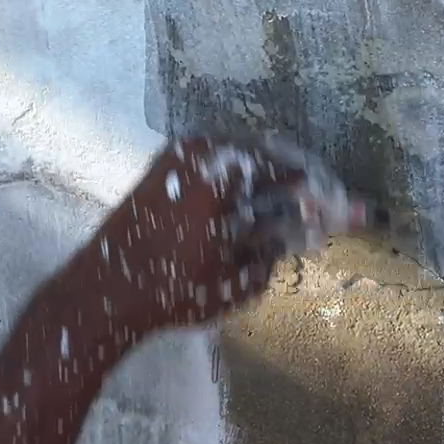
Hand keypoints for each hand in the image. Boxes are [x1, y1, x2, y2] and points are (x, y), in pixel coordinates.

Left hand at [76, 137, 366, 341]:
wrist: (100, 292)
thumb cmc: (170, 289)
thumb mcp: (235, 281)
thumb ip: (273, 252)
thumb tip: (301, 234)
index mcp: (220, 169)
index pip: (284, 171)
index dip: (316, 189)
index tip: (343, 201)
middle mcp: (198, 150)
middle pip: (261, 157)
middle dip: (292, 179)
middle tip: (316, 201)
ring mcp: (175, 154)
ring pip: (235, 158)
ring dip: (263, 178)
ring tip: (287, 203)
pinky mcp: (160, 167)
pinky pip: (212, 163)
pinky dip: (235, 180)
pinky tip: (248, 203)